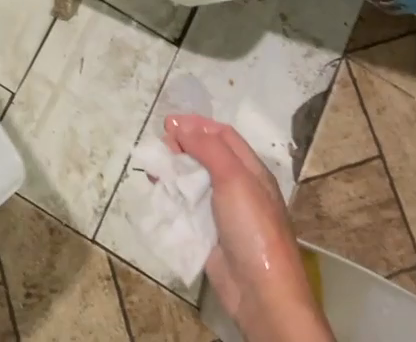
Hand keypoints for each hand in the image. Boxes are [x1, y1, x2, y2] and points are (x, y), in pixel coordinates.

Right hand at [165, 115, 332, 341]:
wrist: (261, 293)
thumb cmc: (253, 228)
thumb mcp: (235, 179)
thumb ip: (208, 148)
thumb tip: (179, 124)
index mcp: (251, 171)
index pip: (223, 135)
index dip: (197, 124)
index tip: (168, 122)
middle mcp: (238, 187)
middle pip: (206, 155)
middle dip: (182, 145)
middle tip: (160, 146)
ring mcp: (222, 211)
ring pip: (193, 180)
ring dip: (173, 170)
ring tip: (154, 168)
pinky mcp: (207, 233)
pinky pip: (185, 206)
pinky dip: (170, 195)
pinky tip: (156, 192)